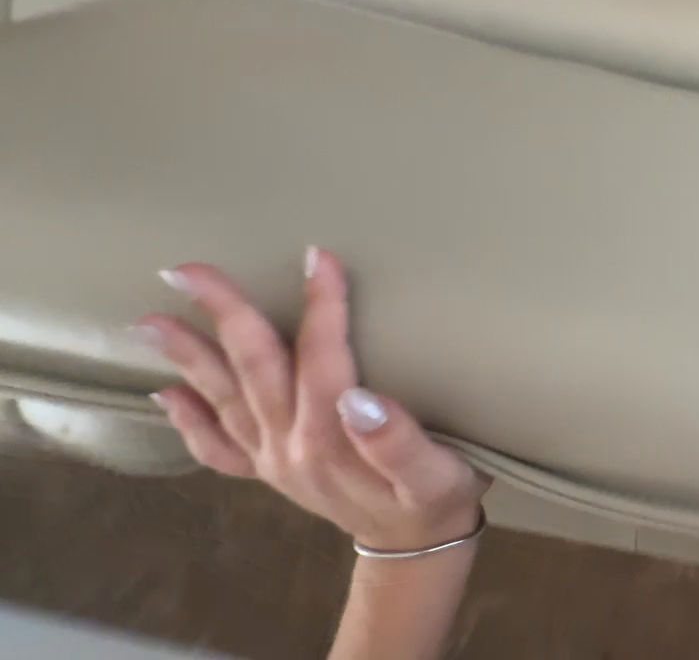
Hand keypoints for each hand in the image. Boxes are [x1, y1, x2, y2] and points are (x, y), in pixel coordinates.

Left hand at [138, 248, 488, 552]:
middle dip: (224, 315)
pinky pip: (217, 446)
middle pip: (254, 367)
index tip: (319, 258)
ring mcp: (274, 459)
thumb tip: (359, 398)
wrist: (415, 547)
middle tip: (190, 272)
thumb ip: (398, 440)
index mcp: (332, 436)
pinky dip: (189, 418)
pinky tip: (169, 395)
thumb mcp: (436, 472)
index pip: (322, 355)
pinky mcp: (272, 471)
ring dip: (189, 357)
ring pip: (223, 399)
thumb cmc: (436, 500)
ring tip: (154, 321)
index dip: (322, 304)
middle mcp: (290, 443)